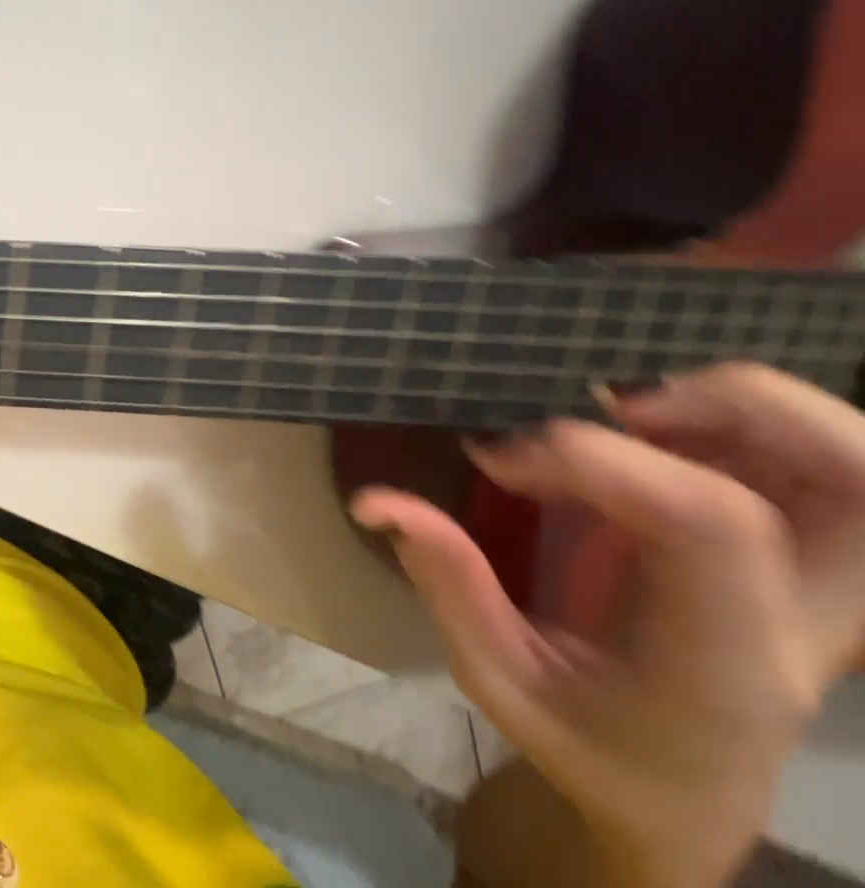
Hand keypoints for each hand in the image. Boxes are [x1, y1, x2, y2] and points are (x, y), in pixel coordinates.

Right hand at [351, 363, 864, 884]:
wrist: (686, 790)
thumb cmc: (586, 744)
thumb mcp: (496, 678)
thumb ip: (448, 585)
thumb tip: (377, 499)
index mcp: (725, 658)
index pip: (711, 525)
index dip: (597, 459)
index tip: (498, 458)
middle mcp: (810, 616)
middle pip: (851, 470)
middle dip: (729, 404)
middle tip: (610, 407)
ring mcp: (836, 583)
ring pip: (852, 453)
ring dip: (738, 407)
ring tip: (628, 419)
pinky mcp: (820, 556)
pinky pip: (818, 456)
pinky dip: (738, 421)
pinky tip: (655, 440)